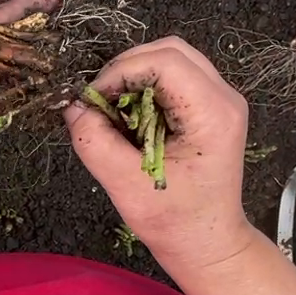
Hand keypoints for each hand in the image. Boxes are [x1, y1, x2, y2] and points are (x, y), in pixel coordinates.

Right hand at [65, 36, 258, 277]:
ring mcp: (218, 101)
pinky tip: (127, 118)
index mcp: (212, 113)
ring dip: (133, 77)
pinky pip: (172, 78)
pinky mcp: (206, 109)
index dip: (120, 72)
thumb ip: (95, 143)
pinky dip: (142, 89)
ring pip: (170, 59)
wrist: (207, 244)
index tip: (91, 101)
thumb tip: (73, 108)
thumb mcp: (126, 187)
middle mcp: (223, 98)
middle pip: (169, 50)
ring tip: (110, 110)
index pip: (165, 61)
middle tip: (97, 101)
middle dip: (125, 68)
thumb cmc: (174, 221)